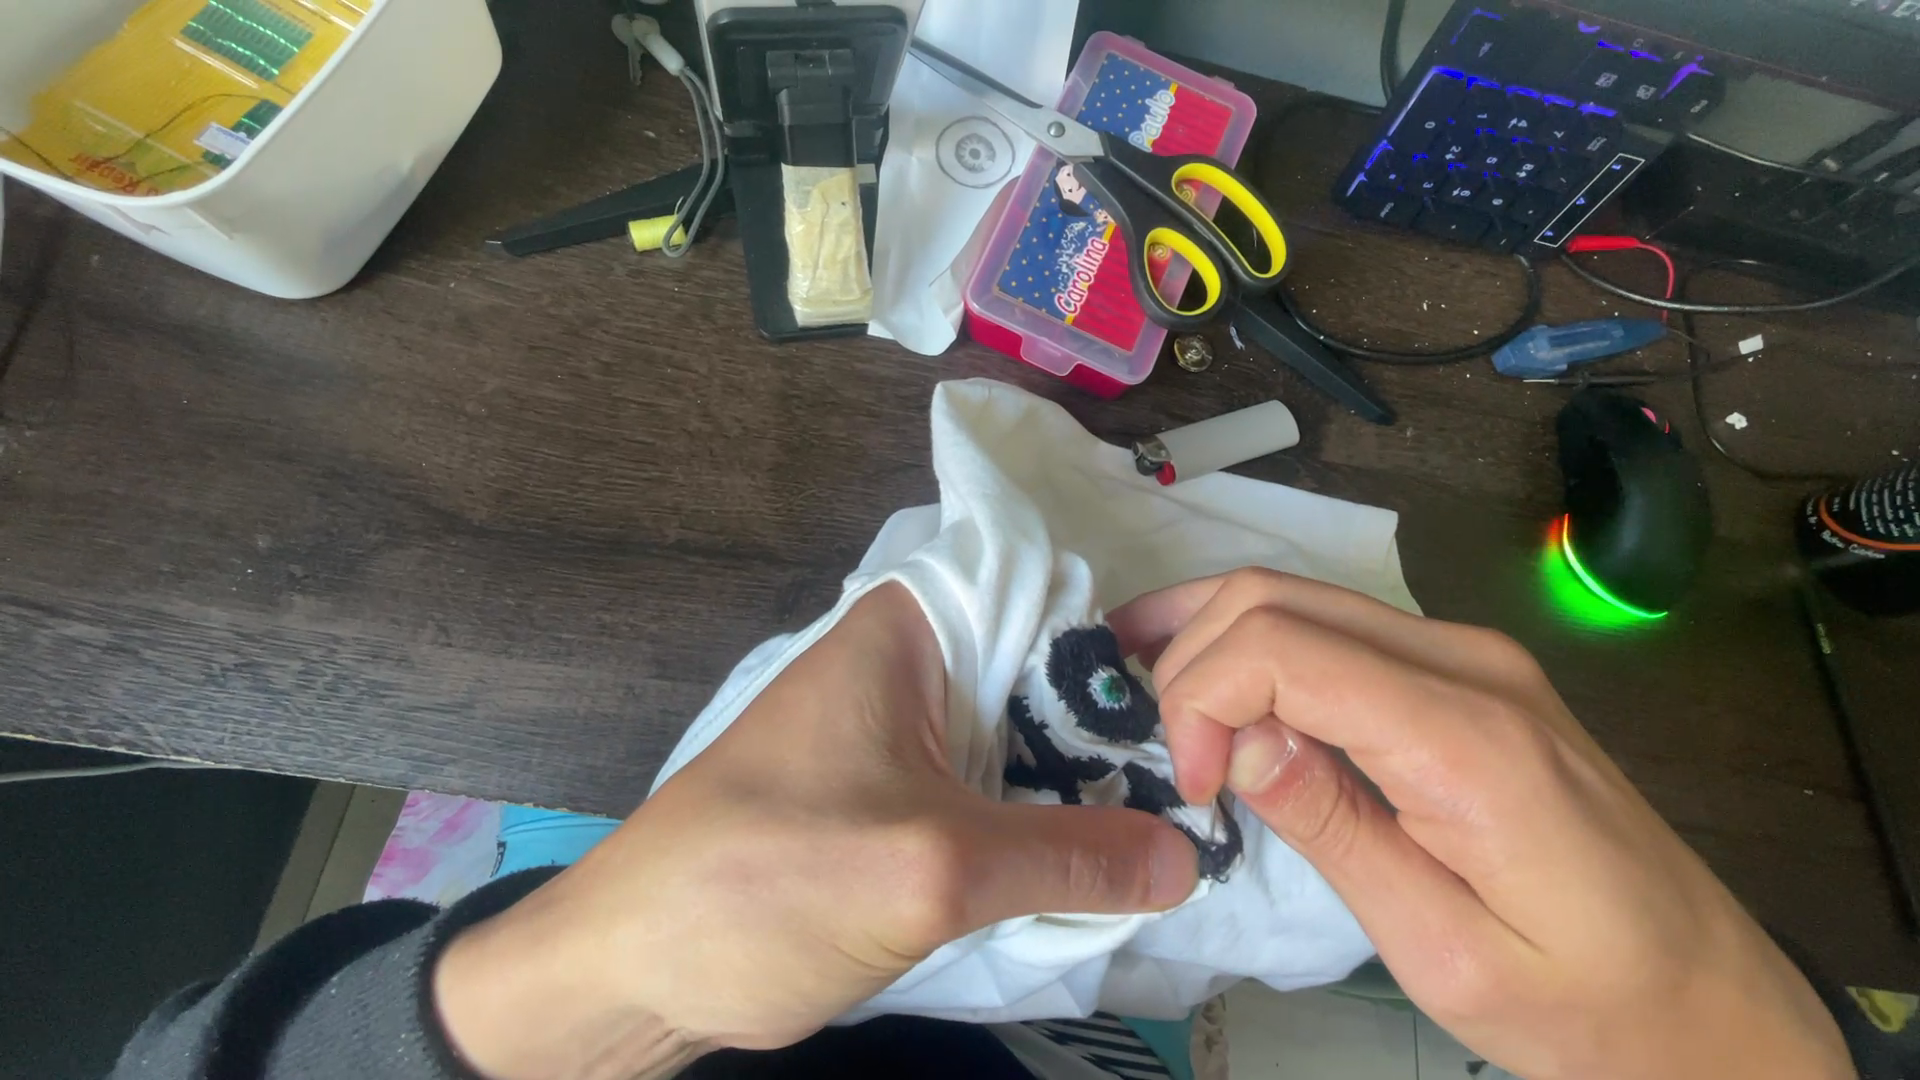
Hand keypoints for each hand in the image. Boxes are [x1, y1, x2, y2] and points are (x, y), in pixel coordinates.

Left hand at [434, 583, 1198, 1079]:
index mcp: (908, 628)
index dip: (1124, 655)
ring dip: (1077, 785)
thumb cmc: (766, 882)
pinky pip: (988, 785)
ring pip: (1019, 738)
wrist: (634, 967)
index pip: (1045, 603)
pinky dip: (1034, 818)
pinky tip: (1094, 855)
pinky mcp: (892, 786)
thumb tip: (1185, 858)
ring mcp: (898, 726)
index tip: (1197, 712)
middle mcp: (907, 659)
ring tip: (1169, 825)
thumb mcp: (934, 869)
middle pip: (1040, 678)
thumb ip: (1068, 857)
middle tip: (1202, 784)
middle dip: (1110, 734)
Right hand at [1110, 569, 1851, 1079]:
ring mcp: (1462, 650)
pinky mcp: (1453, 664)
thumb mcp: (1444, 952)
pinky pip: (1322, 620)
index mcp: (1463, 735)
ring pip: (1288, 591)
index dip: (1201, 699)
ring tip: (1149, 682)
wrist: (1715, 1001)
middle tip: (1170, 746)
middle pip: (1271, 597)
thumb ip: (1333, 829)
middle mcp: (1462, 660)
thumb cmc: (1583, 1004)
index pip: (1280, 648)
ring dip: (1205, 633)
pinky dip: (1248, 639)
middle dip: (1188, 658)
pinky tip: (1207, 667)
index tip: (1192, 785)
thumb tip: (1235, 739)